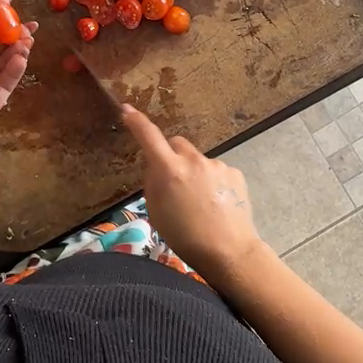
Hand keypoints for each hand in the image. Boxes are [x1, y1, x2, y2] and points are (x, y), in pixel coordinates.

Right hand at [120, 104, 268, 277]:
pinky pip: (216, 171)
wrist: (229, 252)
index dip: (137, 122)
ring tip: (200, 202)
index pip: (149, 137)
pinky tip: (216, 204)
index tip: (128, 110)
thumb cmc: (185, 238)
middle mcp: (194, 161)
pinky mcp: (235, 172)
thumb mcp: (156, 213)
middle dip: (171, 156)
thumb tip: (156, 167)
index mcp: (170, 171)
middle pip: (176, 145)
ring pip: (198, 161)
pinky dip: (212, 182)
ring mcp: (217, 165)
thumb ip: (153, 183)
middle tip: (172, 181)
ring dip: (194, 172)